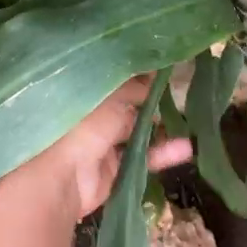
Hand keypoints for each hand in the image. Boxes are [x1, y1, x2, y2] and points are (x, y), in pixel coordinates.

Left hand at [0, 79, 193, 219]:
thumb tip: (153, 80)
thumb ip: (135, 88)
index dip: (138, 76)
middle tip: (178, 94)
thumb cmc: (82, 124)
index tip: (162, 68)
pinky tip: (186, 148)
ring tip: (185, 122)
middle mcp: (93, 118)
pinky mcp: (115, 170)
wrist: (60, 178)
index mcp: (85, 95)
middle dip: (151, 103)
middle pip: (128, 108)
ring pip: (138, 134)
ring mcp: (103, 145)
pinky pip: (143, 158)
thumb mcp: (113, 97)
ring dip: (161, 129)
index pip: (115, 81)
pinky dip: (163, 154)